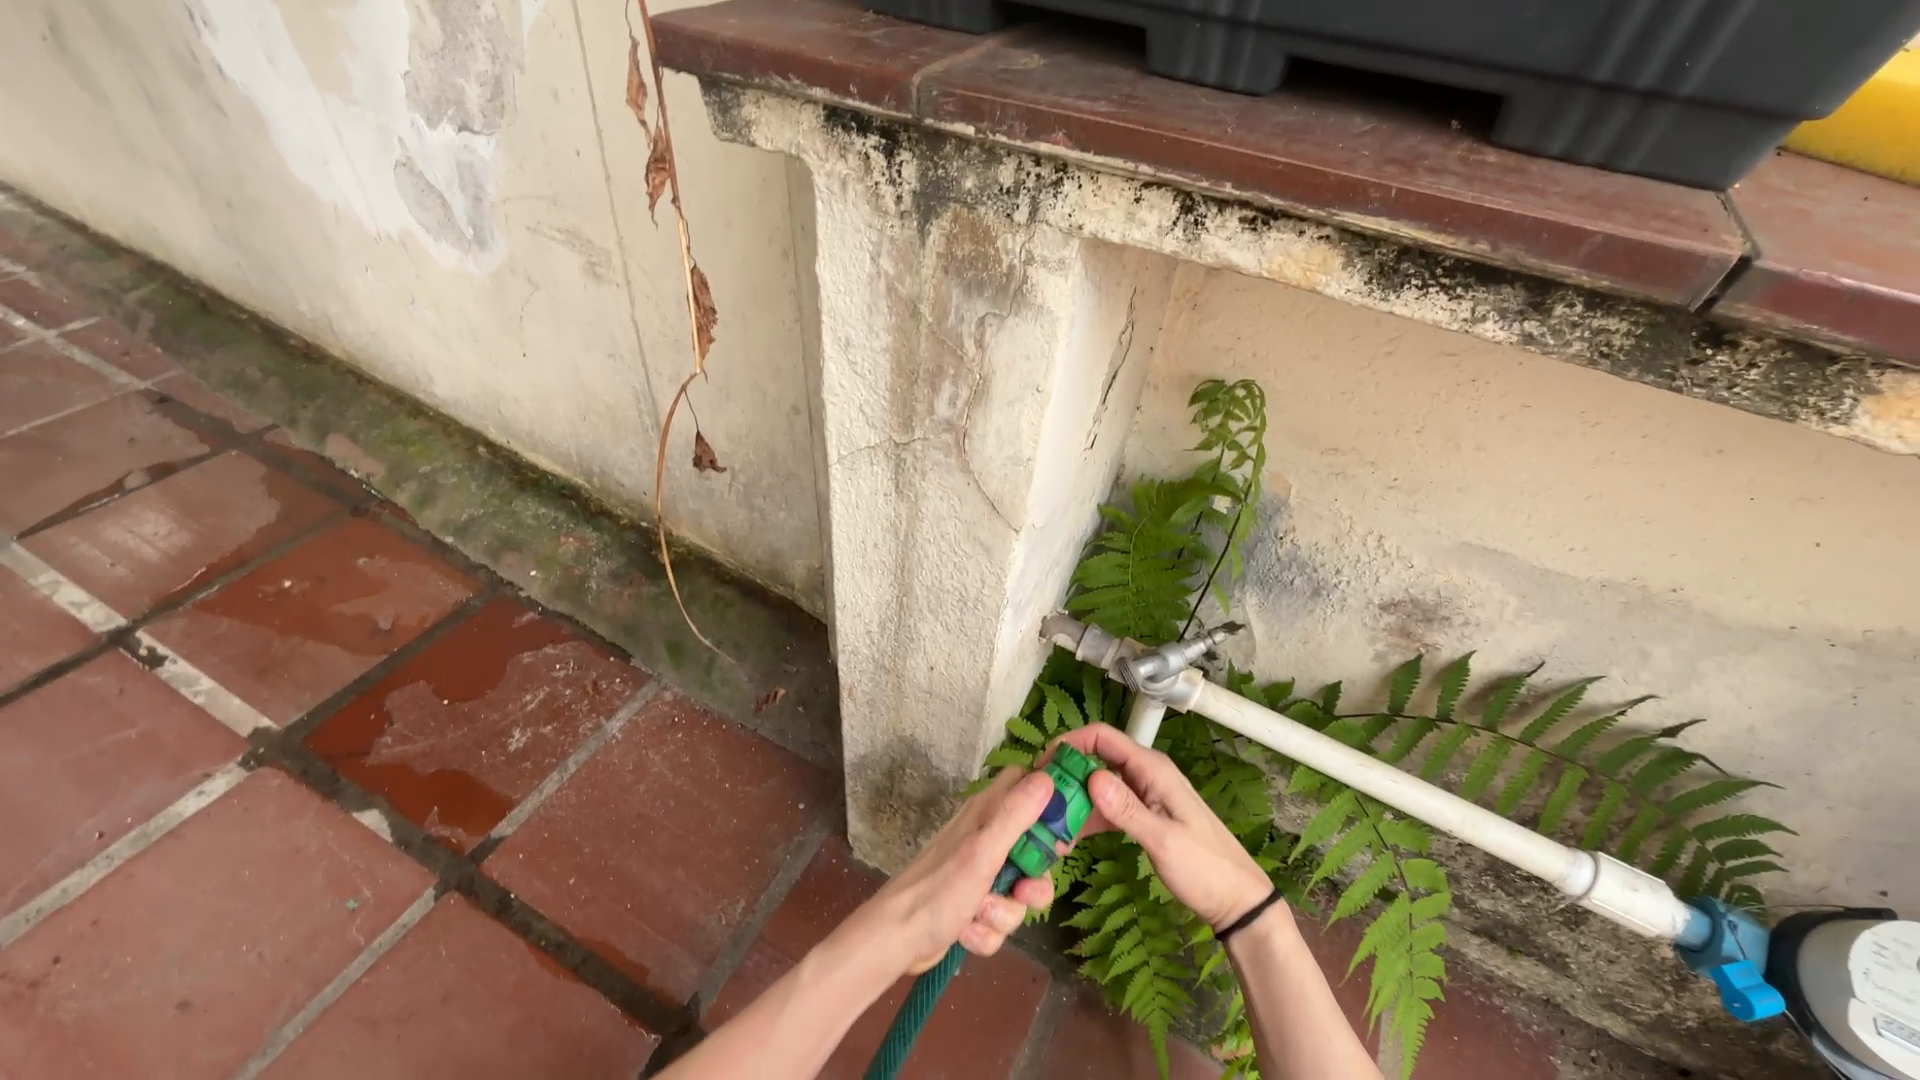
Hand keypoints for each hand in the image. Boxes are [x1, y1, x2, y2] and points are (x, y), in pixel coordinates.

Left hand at [856, 767, 1058, 974]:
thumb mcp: (983, 850)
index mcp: (988, 813)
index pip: (1028, 785)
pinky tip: (966, 932)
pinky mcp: (976, 907)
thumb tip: (1047, 779)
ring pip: (1021, 892)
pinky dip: (987, 931)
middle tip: (1022, 889)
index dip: (1050, 802)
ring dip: (1005, 912)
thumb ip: (1015, 815)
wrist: (897, 940)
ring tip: (979, 914)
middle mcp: (987, 838)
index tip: (1062, 832)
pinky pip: (1002, 919)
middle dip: (1033, 881)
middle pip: (1035, 849)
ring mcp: (982, 874)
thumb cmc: (939, 889)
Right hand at [1047, 724, 1274, 929]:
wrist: (1237, 901)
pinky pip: (1107, 807)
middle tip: (1039, 801)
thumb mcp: (1164, 841)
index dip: (1070, 744)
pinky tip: (1069, 838)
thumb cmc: (1206, 868)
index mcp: (1153, 769)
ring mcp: (1144, 795)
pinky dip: (1087, 818)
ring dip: (1074, 800)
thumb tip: (1091, 777)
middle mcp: (1146, 774)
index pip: (1103, 737)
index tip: (1042, 768)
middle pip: (1095, 759)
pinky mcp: (1142, 816)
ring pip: (1098, 785)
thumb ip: (1126, 809)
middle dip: (1066, 775)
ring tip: (1049, 824)